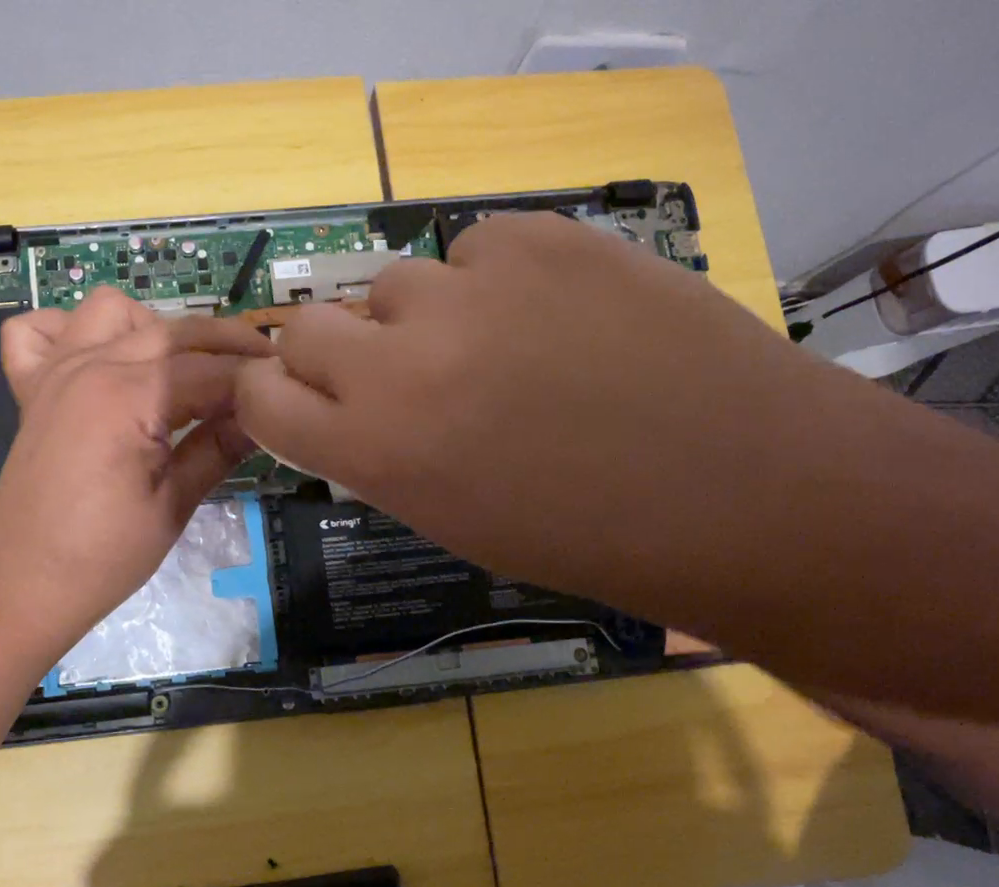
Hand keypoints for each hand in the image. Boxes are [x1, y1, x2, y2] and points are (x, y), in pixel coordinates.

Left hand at [0, 287, 275, 647]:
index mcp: (128, 395)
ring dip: (152, 327)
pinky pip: (38, 331)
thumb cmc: (103, 557)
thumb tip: (263, 416)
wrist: (23, 584)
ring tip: (176, 373)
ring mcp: (54, 371)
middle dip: (223, 346)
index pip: (210, 370)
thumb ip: (217, 449)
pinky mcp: (31, 388)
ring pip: (111, 310)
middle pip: (172, 330)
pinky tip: (96, 364)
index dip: (254, 379)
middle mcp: (90, 364)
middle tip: (258, 381)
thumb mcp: (173, 506)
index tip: (287, 388)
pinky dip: (69, 332)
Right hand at [232, 211, 998, 723]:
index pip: (260, 394)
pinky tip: (553, 318)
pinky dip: (495, 281)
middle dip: (339, 356)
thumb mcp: (449, 518)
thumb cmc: (583, 536)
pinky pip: (476, 247)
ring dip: (424, 317)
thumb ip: (376, 455)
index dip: (276, 397)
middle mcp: (400, 360)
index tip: (302, 402)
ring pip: (397, 283)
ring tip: (500, 350)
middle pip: (309, 326)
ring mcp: (471, 289)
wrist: (738, 490)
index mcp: (373, 448)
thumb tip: (345, 406)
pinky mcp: (541, 238)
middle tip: (399, 379)